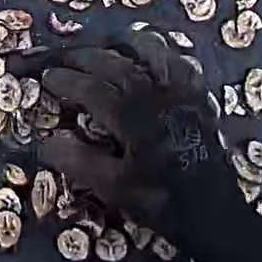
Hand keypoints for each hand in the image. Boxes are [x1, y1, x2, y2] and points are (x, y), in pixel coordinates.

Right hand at [39, 30, 261, 261]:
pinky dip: (159, 54)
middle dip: (83, 57)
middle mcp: (157, 95)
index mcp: (133, 116)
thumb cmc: (161, 202)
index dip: (64, 79)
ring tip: (104, 46)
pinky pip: (178, 63)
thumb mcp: (113, 188)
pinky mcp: (198, 98)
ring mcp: (181, 93)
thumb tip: (46, 140)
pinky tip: (149, 59)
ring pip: (151, 52)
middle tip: (63, 58)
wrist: (216, 215)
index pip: (91, 87)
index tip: (45, 77)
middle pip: (115, 62)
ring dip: (122, 45)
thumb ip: (78, 161)